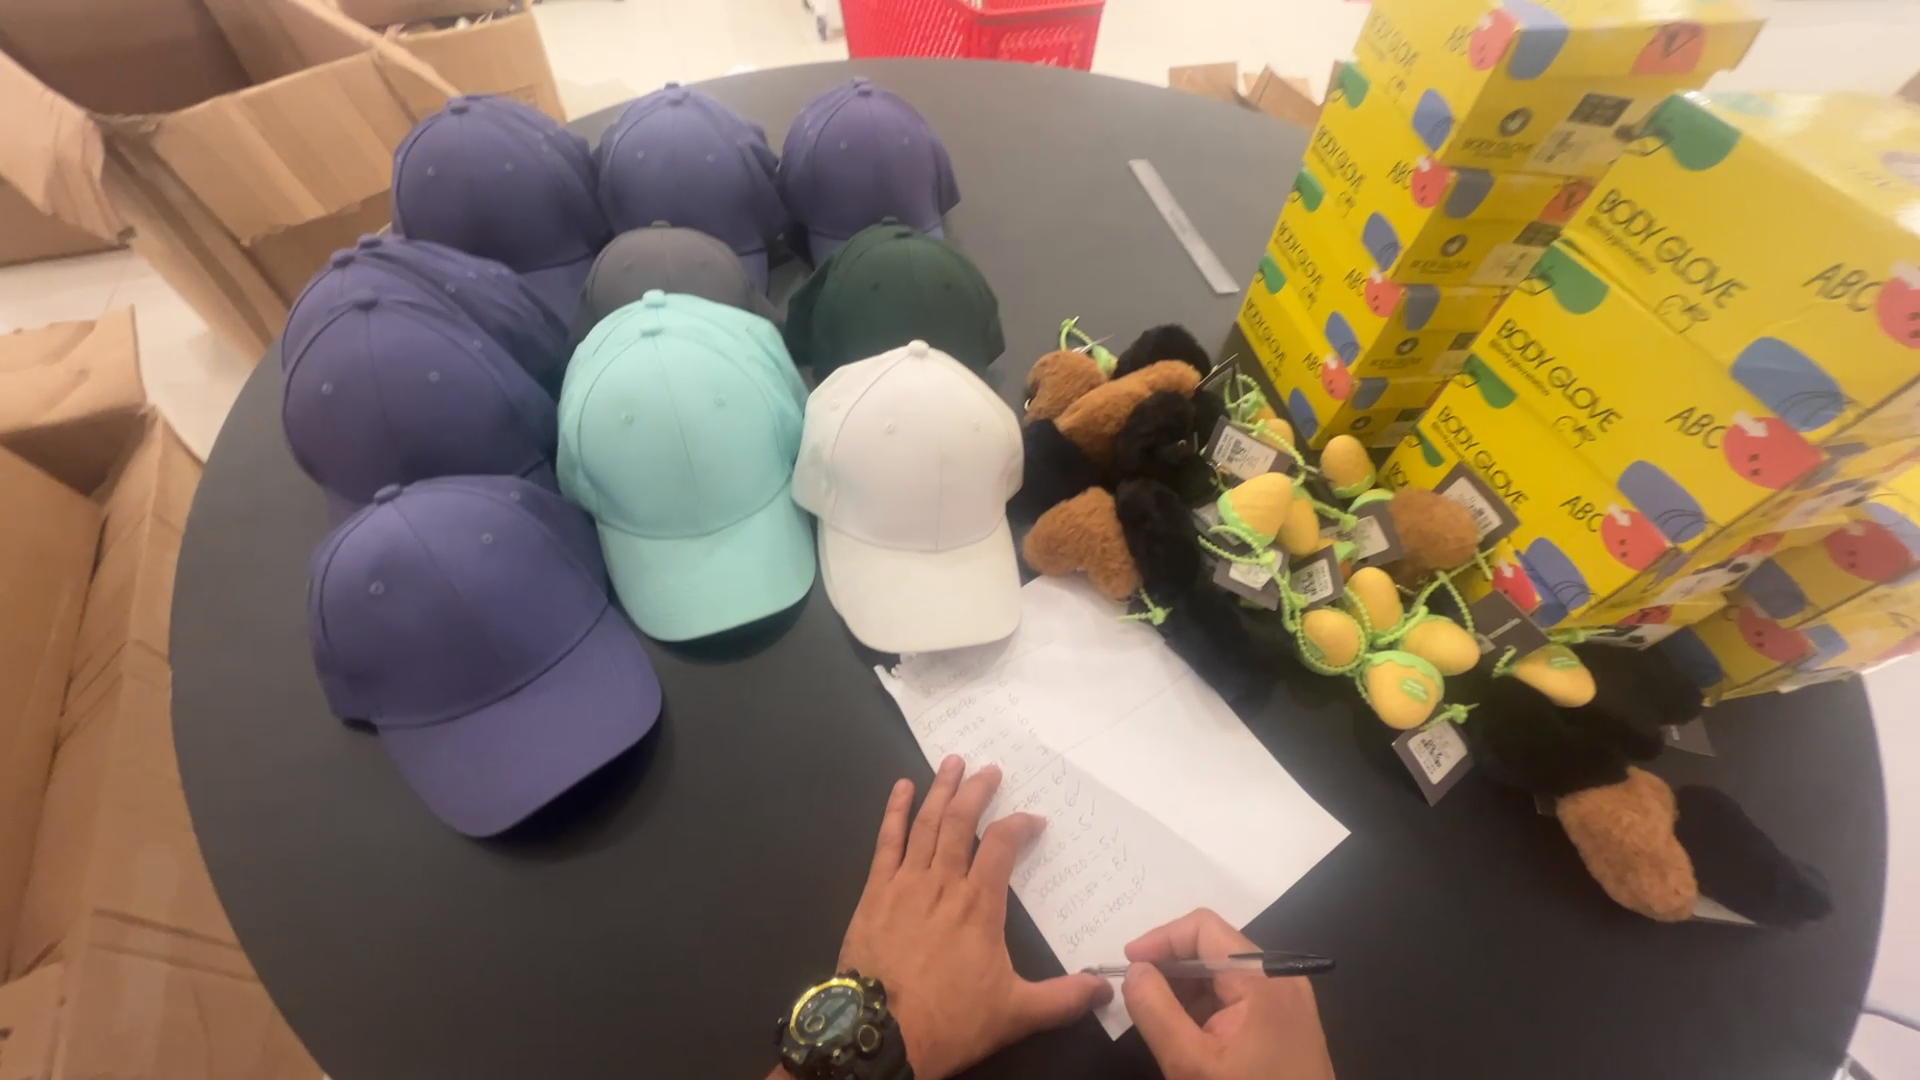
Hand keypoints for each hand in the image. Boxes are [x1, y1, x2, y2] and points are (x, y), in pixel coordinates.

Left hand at [838, 756, 1113, 1079]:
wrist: (881, 1036)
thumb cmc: (950, 1021)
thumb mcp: (1015, 1014)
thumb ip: (1062, 998)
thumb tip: (1107, 987)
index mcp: (979, 903)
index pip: (1002, 845)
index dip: (1019, 826)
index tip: (1033, 820)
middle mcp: (944, 881)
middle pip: (961, 821)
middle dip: (977, 791)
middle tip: (988, 769)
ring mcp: (907, 881)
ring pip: (927, 823)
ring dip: (941, 789)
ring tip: (953, 762)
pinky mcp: (876, 890)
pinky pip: (886, 841)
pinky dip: (895, 811)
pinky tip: (901, 787)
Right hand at [1122, 910, 1336, 1079]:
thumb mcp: (1190, 1065)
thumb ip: (1154, 1008)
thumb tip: (1136, 970)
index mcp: (1262, 977)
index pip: (1202, 928)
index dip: (1161, 939)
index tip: (1130, 964)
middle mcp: (1280, 979)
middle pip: (1213, 947)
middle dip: (1171, 967)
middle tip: (1140, 994)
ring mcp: (1288, 1003)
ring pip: (1223, 973)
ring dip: (1187, 988)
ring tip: (1162, 1020)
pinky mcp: (1288, 1026)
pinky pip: (1238, 997)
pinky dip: (1207, 1007)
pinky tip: (1189, 1035)